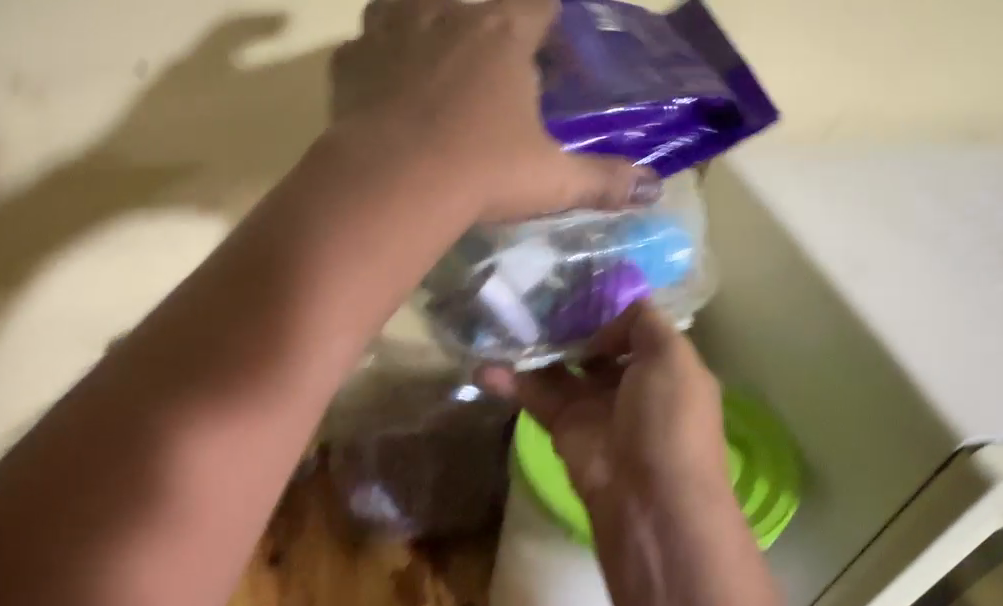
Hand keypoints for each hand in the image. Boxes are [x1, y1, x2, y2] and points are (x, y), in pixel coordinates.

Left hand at [329, 0, 661, 222]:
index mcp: (504, 31)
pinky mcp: (349, 64)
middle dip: (480, 28)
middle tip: (483, 71)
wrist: (392, 183)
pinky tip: (376, 89)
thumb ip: (601, 180)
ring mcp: (392, 32)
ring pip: (405, 5)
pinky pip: (358, 47)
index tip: (550, 52)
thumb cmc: (481, 174)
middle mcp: (448, 14)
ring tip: (424, 61)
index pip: (538, 6)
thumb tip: (653, 189)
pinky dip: (368, 61)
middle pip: (470, 4)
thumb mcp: (550, 181)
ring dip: (417, 24)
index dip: (548, 27)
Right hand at [497, 301, 727, 510]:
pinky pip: (535, 396)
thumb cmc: (669, 420)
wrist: (648, 496)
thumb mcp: (673, 357)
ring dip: (533, 346)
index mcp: (664, 367)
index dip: (607, 308)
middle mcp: (629, 384)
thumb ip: (643, 323)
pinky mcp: (562, 428)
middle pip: (592, 346)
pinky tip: (485, 365)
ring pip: (559, 368)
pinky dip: (510, 381)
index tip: (576, 285)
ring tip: (501, 318)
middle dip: (565, 322)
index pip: (633, 328)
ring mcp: (593, 407)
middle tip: (532, 293)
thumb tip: (605, 323)